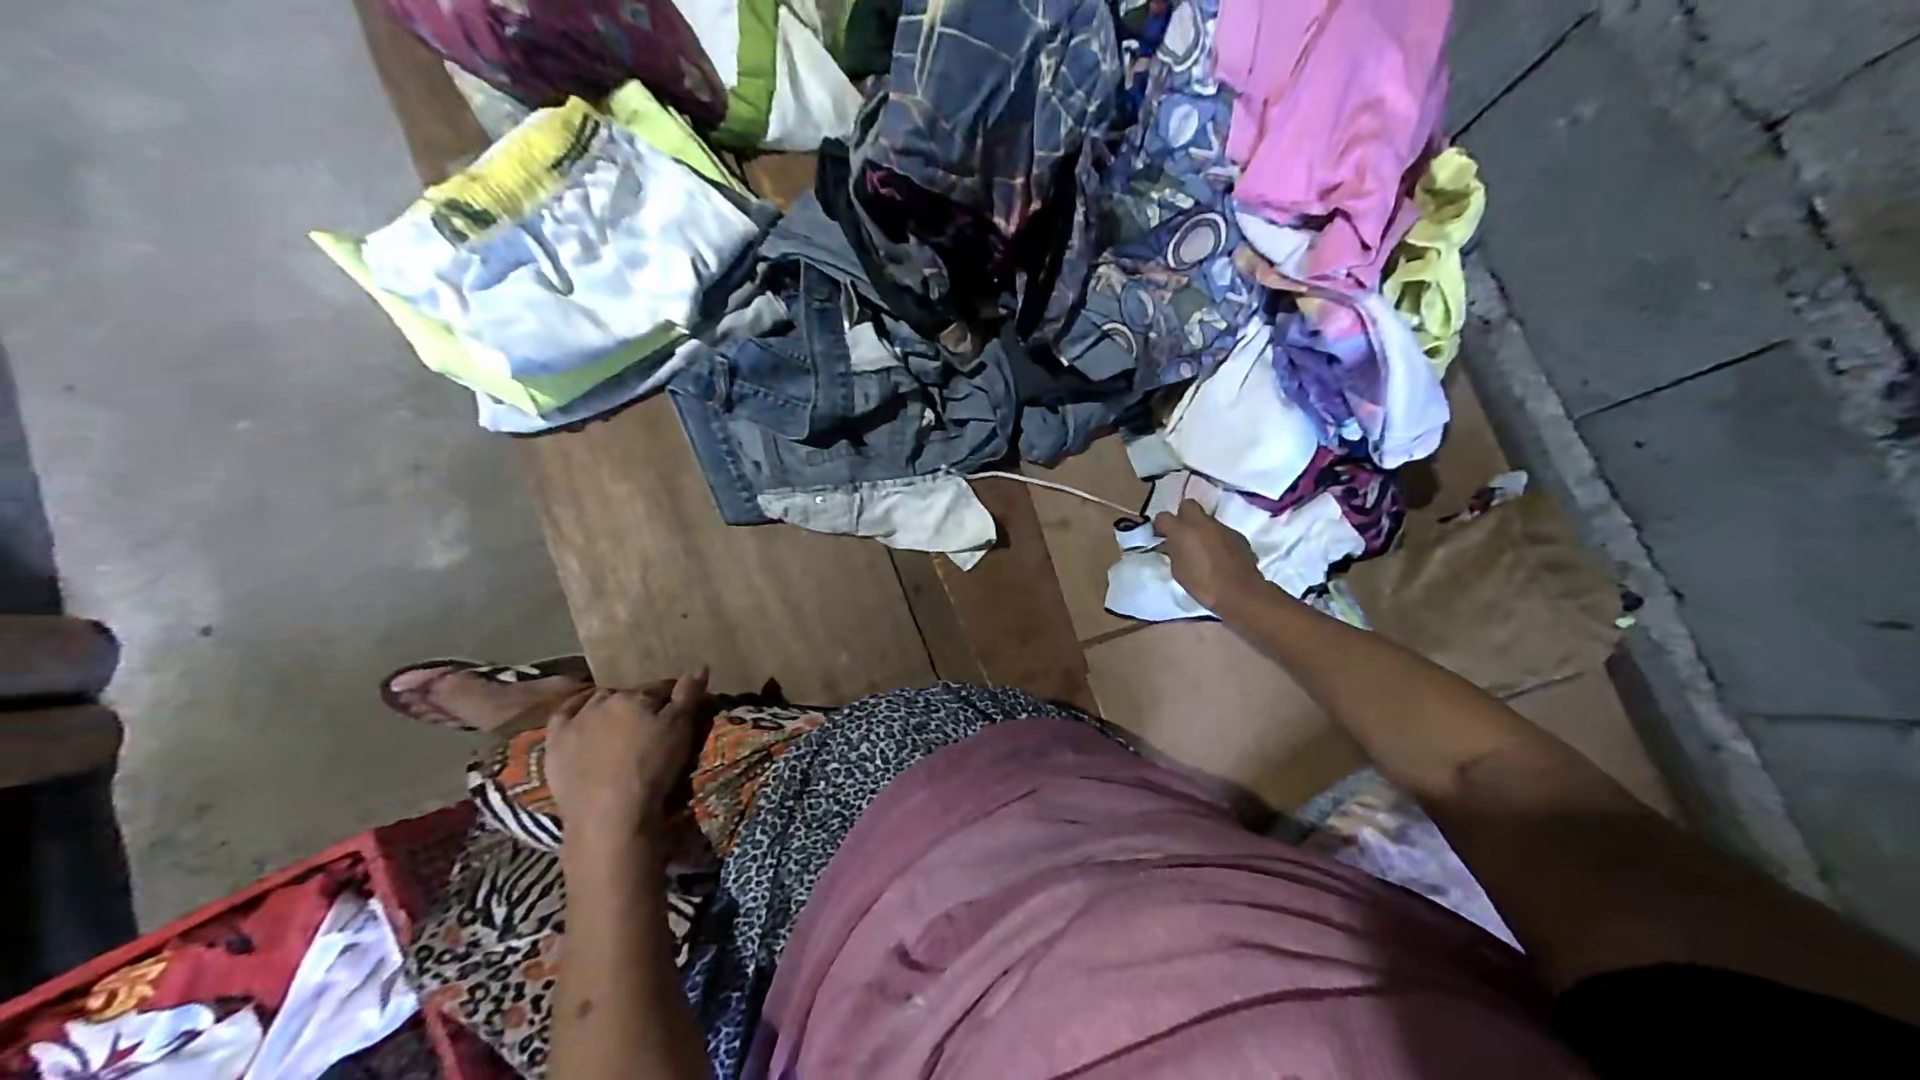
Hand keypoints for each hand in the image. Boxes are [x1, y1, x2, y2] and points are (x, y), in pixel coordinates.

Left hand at [545, 668, 709, 849]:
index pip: (659, 688)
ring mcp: (574, 722)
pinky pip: (561, 717)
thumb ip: (689, 695)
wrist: (608, 813)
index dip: (672, 698)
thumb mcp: (680, 730)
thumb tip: (700, 665)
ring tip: (617, 725)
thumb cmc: (652, 768)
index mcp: (634, 696)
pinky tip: (579, 716)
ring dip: (607, 708)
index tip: (680, 711)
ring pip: (594, 703)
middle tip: (648, 724)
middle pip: (626, 695)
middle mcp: (602, 701)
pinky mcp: (554, 744)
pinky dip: (571, 712)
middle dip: (638, 703)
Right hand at [1152, 499, 1267, 610]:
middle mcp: (1202, 523)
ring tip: (1202, 549)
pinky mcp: (1238, 536)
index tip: (1161, 536)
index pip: (1163, 517)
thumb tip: (1171, 545)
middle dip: (1182, 516)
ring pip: (1207, 520)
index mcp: (1182, 530)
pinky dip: (1216, 539)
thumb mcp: (1177, 570)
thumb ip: (1173, 552)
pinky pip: (1221, 532)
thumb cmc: (1202, 584)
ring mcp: (1222, 527)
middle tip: (1182, 533)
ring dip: (1201, 529)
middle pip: (1188, 505)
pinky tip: (1218, 556)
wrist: (1239, 592)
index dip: (1160, 526)